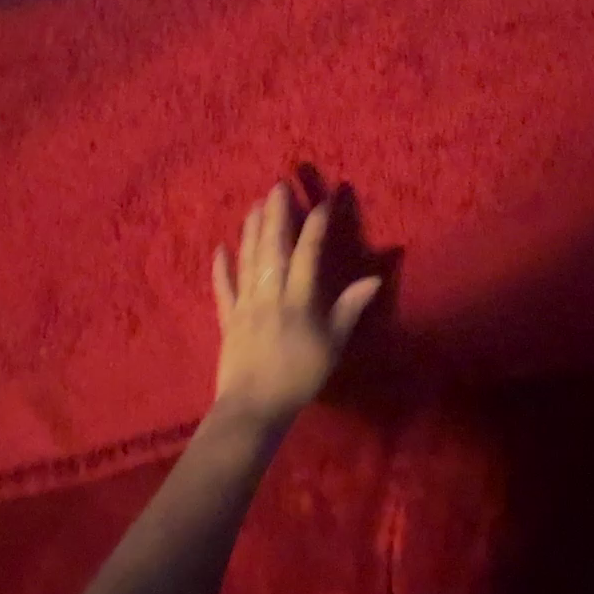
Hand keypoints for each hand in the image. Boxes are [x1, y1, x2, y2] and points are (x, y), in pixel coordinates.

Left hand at [210, 182, 382, 425]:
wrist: (254, 407)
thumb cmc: (300, 376)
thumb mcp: (333, 344)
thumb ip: (350, 308)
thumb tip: (374, 278)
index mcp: (298, 299)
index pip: (308, 253)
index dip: (315, 225)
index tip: (322, 202)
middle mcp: (269, 293)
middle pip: (272, 247)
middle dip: (276, 214)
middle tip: (277, 186)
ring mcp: (245, 304)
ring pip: (247, 260)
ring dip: (251, 231)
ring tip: (254, 205)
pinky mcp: (227, 319)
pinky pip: (223, 289)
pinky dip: (221, 268)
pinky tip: (220, 249)